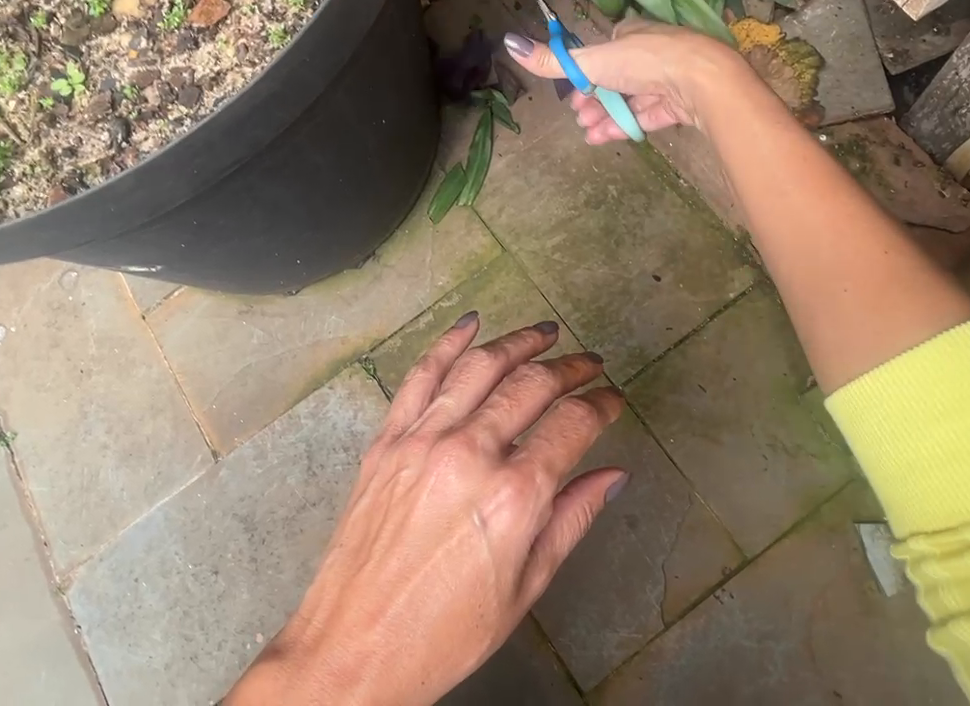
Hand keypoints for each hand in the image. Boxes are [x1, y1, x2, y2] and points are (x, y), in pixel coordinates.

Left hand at [227, 315, 626, 705]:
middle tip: (590, 362)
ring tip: (545, 332)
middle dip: (569, 367)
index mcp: (513, 497)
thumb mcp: (526, 587)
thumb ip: (572, 519)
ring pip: (479, 366)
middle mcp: (470, 454)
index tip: (612, 399)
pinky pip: (421, 375)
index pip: (571, 424)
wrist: (355, 646)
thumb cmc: (448, 632)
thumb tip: (613, 474)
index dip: (600, 405)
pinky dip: (448, 343)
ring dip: (518, 342)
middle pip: (531, 385)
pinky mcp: (388, 439)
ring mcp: (423, 439)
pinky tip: (470, 324)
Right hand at [504, 18, 754, 142]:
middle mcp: (653, 51)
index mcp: (634, 32)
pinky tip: (605, 138)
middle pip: (616, 78)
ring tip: (588, 133)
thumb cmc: (646, 61)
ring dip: (606, 115)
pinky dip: (625, 125)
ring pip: (632, 98)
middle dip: (593, 99)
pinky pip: (648, 115)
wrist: (703, 81)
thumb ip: (553, 61)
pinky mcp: (683, 103)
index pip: (604, 52)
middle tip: (577, 118)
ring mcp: (670, 78)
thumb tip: (508, 42)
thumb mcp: (592, 61)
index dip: (585, 74)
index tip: (570, 94)